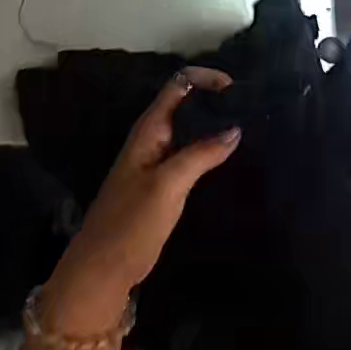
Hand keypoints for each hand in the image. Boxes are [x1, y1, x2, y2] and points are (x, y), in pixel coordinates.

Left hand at [41, 68, 240, 334]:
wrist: (101, 271)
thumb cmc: (131, 224)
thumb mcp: (168, 185)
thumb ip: (201, 153)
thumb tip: (235, 128)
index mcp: (149, 129)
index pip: (179, 85)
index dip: (206, 78)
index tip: (236, 89)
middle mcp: (153, 137)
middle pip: (186, 102)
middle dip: (215, 98)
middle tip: (249, 107)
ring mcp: (157, 159)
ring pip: (190, 127)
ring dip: (215, 122)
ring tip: (247, 125)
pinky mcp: (163, 180)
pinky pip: (190, 150)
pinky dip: (210, 146)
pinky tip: (229, 155)